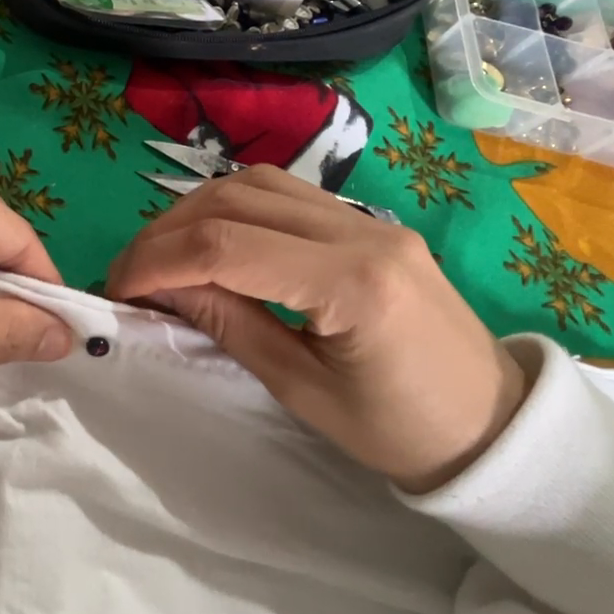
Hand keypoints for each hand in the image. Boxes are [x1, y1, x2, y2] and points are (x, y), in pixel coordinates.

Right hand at [106, 164, 525, 493]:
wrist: (495, 427)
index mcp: (351, 284)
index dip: (157, 260)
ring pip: (253, 183)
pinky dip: (228, 207)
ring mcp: (366, 218)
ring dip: (193, 212)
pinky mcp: (365, 220)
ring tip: (161, 254)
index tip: (118, 289)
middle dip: (165, 233)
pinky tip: (209, 237)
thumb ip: (227, 323)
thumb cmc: (399, 430)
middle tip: (130, 274)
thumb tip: (159, 288)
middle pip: (233, 201)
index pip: (226, 246)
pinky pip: (280, 192)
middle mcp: (359, 231)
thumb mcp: (300, 389)